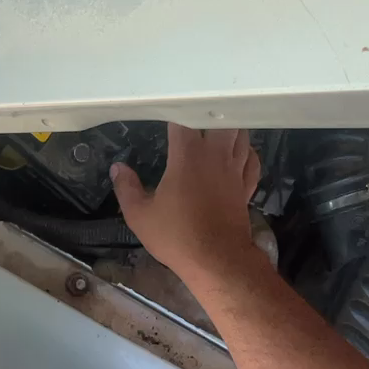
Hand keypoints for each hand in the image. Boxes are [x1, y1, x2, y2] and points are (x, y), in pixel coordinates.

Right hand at [113, 124, 265, 283]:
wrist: (215, 259)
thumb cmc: (176, 237)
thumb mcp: (140, 216)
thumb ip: (127, 188)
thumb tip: (117, 168)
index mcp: (187, 156)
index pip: (183, 119)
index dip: (174, 111)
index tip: (165, 110)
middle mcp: (215, 154)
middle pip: (219, 118)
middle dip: (207, 114)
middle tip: (194, 117)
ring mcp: (235, 170)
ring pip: (240, 134)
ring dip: (229, 128)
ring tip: (215, 129)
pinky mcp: (246, 187)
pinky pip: (251, 160)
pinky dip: (245, 152)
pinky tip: (237, 154)